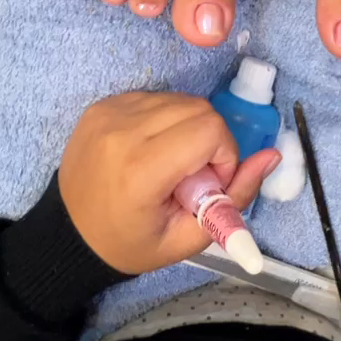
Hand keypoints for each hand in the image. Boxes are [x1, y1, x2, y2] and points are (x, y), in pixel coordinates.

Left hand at [58, 92, 281, 274]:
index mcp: (141, 169)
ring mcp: (108, 112)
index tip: (208, 182)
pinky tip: (150, 148)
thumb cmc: (129, 242)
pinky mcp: (102, 104)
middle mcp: (122, 131)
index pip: (208, 129)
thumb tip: (273, 155)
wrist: (67, 234)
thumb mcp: (187, 237)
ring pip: (178, 98)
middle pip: (198, 108)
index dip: (223, 153)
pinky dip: (164, 119)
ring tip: (169, 162)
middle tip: (192, 174)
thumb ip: (235, 197)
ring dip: (187, 127)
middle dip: (209, 139)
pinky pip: (154, 97)